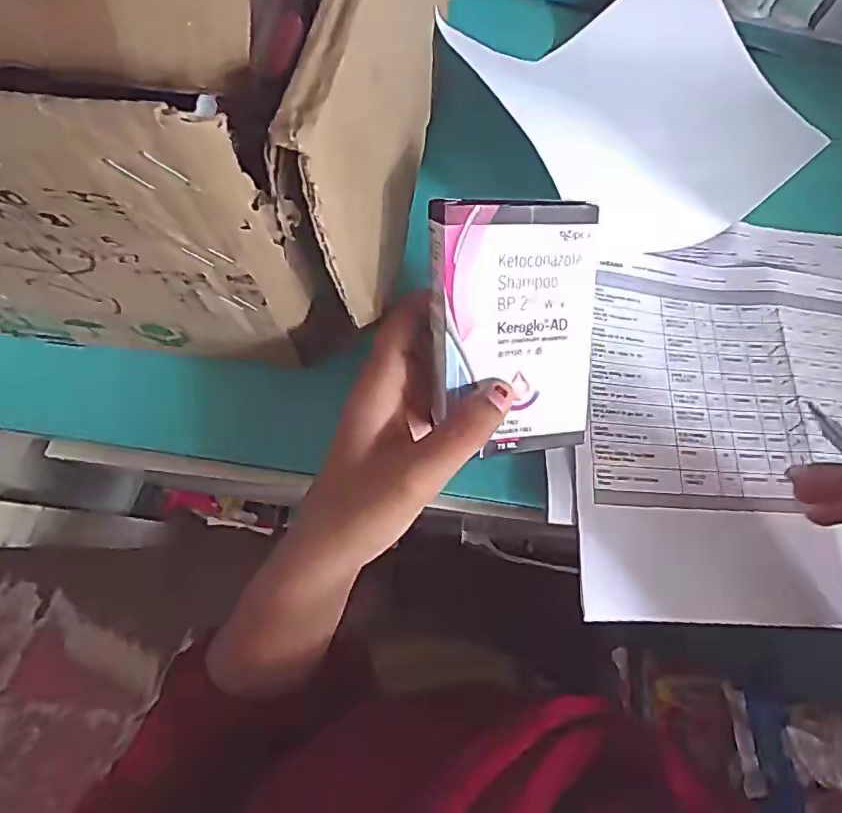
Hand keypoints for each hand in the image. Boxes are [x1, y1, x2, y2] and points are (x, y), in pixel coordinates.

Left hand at [279, 290, 510, 578]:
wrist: (329, 554)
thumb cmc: (362, 508)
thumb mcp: (418, 471)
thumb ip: (463, 431)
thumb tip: (506, 387)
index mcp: (380, 385)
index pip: (403, 323)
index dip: (432, 299)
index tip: (476, 287)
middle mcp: (388, 390)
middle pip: (424, 343)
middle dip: (462, 329)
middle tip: (510, 319)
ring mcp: (396, 412)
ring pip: (434, 373)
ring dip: (467, 363)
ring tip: (512, 352)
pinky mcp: (406, 434)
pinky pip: (438, 401)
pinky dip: (464, 396)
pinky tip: (495, 401)